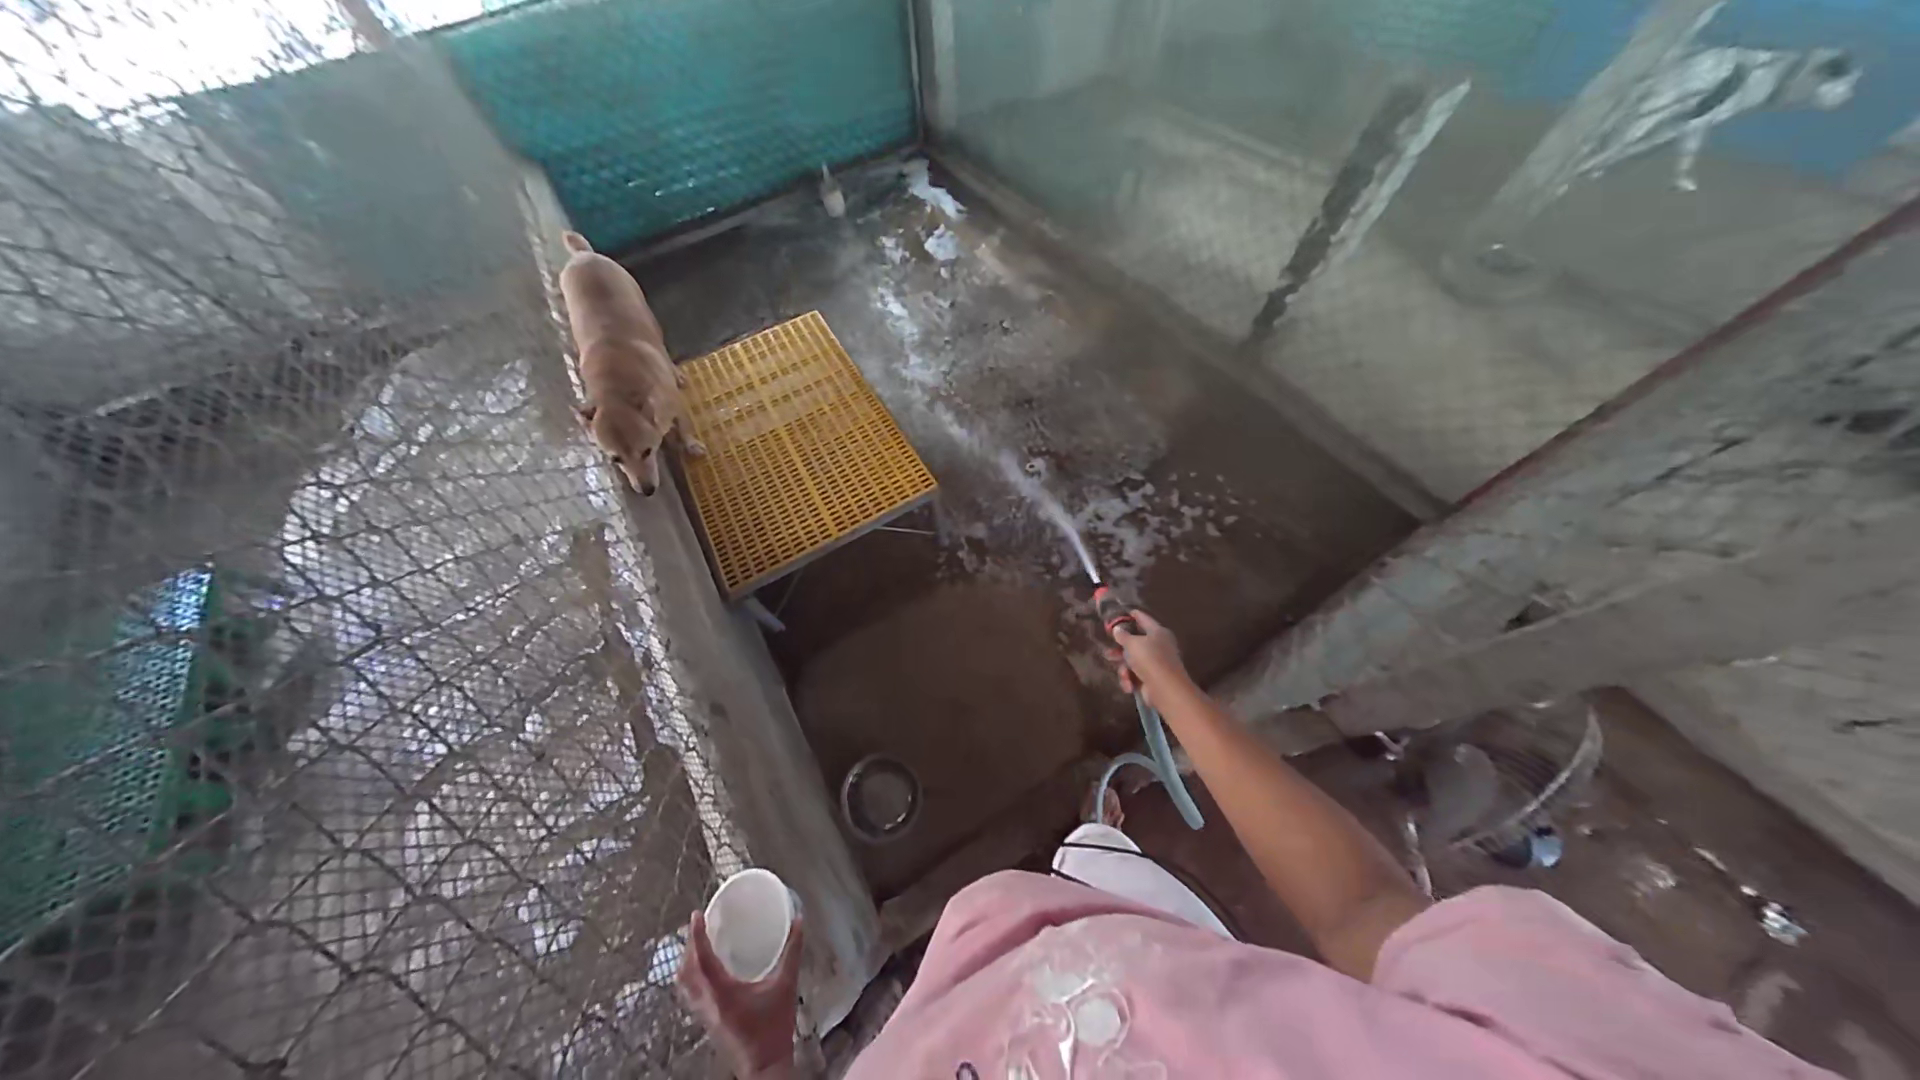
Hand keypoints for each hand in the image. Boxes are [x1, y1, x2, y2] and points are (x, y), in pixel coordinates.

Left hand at [677, 910, 802, 1077]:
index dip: (697, 936)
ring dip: (687, 962)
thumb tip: (798, 920)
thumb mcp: (787, 985)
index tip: (696, 916)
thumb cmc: (775, 1026)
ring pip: (684, 985)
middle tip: (698, 925)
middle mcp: (707, 1003)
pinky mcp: (706, 1021)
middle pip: (687, 971)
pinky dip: (691, 976)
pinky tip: (704, 969)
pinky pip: (689, 994)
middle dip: (689, 946)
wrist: (765, 1067)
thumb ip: (792, 951)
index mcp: (722, 993)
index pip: (702, 959)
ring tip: (698, 943)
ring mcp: (704, 1015)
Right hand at [1109, 609, 1189, 701]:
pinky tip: (1129, 684)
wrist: (1165, 689)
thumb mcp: (1132, 644)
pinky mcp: (1152, 678)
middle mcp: (1158, 645)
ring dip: (1124, 668)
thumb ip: (1123, 635)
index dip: (1131, 615)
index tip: (1119, 613)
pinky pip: (1135, 675)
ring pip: (1133, 661)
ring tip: (1121, 674)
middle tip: (1108, 651)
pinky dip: (1130, 679)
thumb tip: (1117, 628)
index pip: (1143, 618)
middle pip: (1135, 643)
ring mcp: (1155, 663)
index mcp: (1157, 632)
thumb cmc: (1150, 659)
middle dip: (1120, 649)